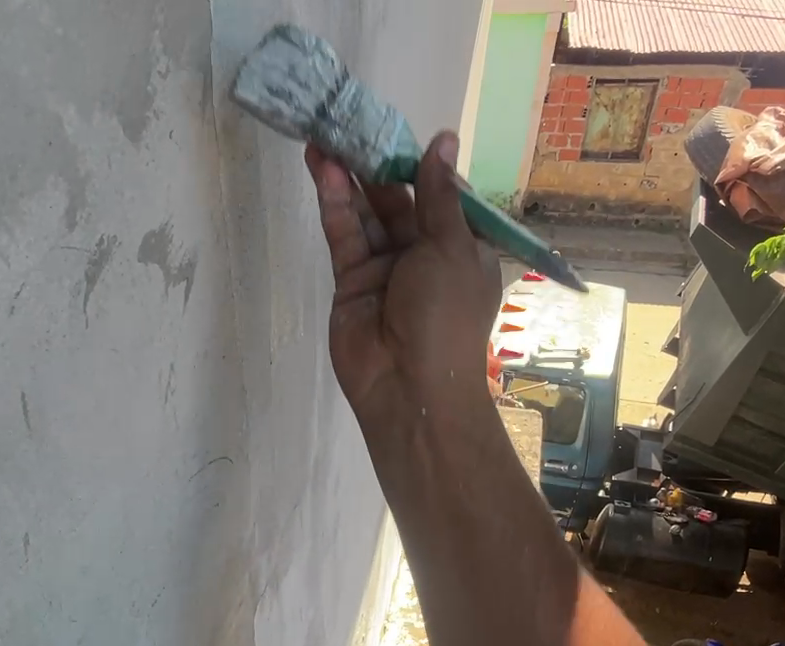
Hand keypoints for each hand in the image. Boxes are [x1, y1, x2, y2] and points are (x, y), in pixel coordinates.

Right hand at [304, 132, 499, 429]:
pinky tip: (322, 172)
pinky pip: (344, 238)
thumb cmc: (447, 314)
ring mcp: (384, 270)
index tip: (397, 130)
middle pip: (397, 201)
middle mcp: (422, 255)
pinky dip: (334, 205)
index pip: (440, 196)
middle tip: (349, 123)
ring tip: (325, 137)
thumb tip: (442, 141)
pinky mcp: (350, 283)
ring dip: (348, 178)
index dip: (420, 164)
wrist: (409, 385)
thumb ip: (438, 196)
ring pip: (365, 215)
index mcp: (461, 248)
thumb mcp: (453, 247)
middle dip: (375, 164)